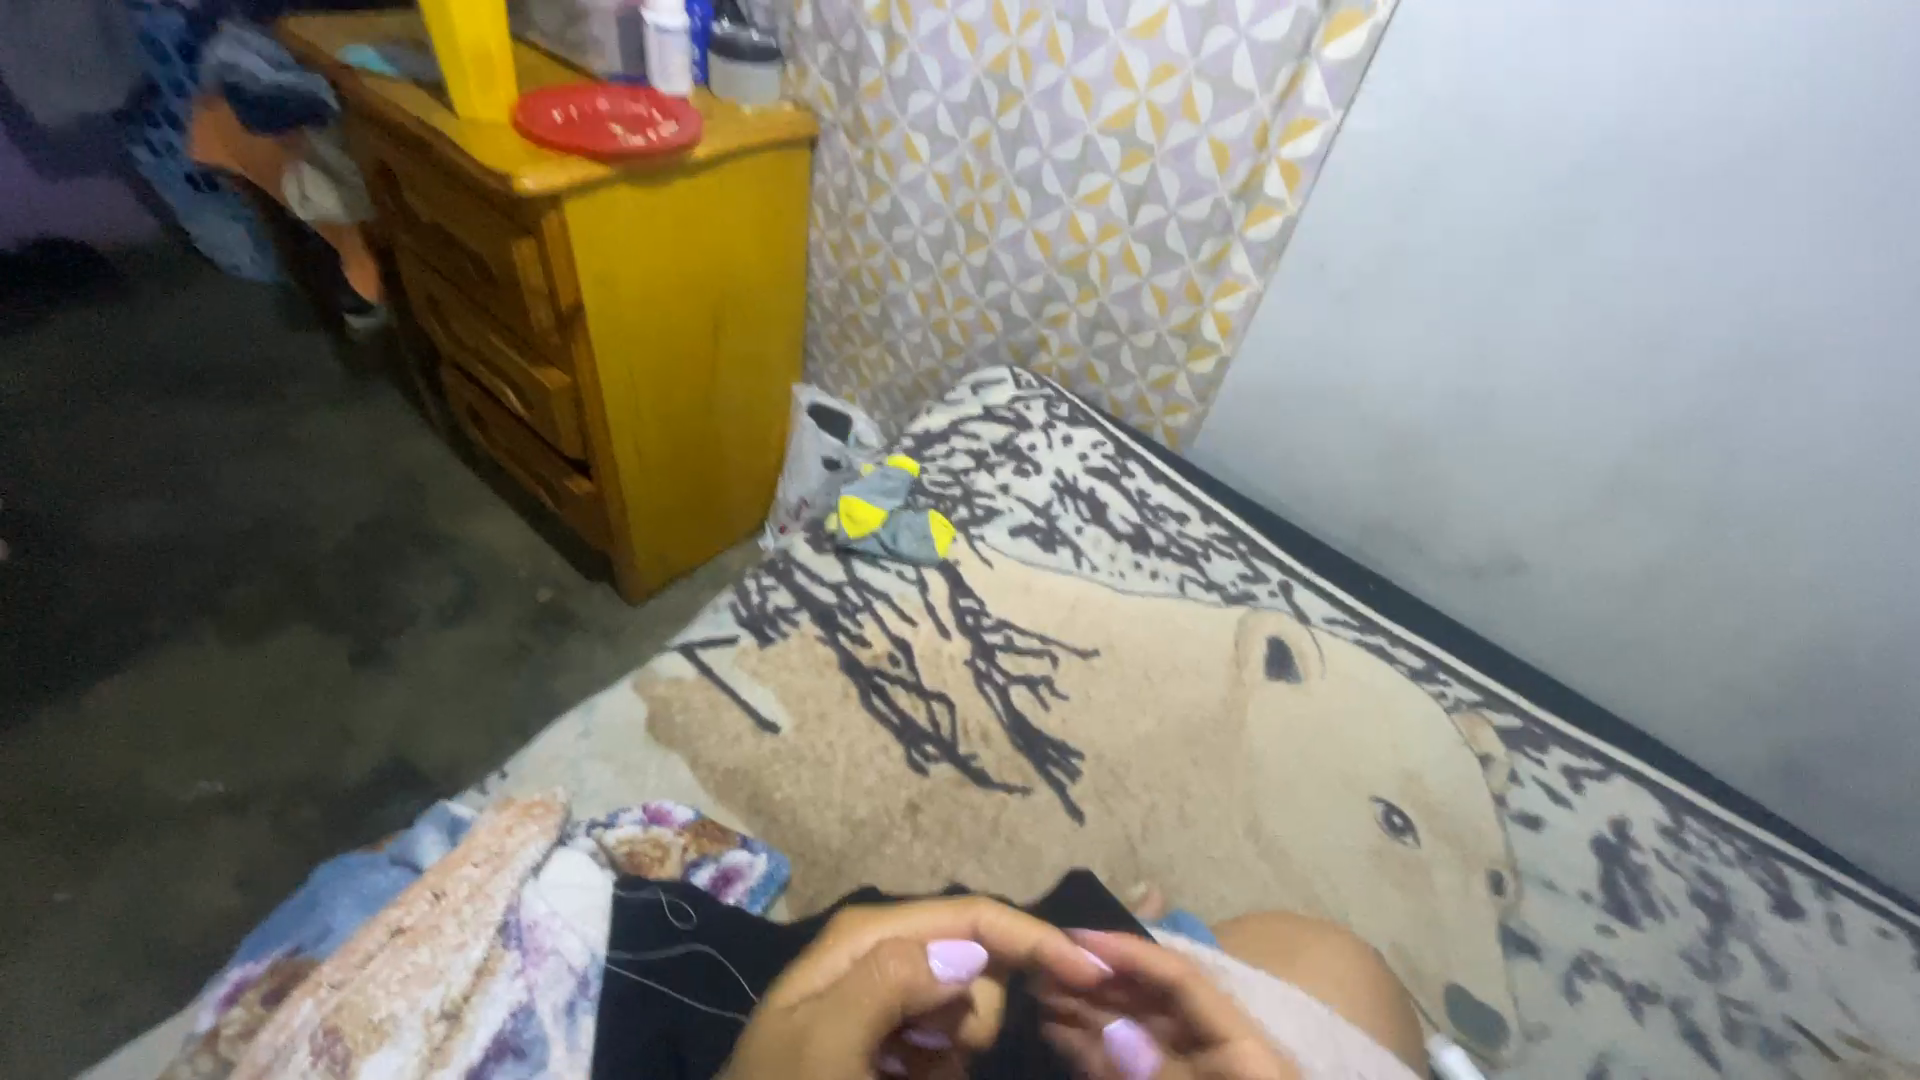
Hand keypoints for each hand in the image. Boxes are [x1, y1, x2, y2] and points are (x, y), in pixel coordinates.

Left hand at [718, 897, 1114, 1079]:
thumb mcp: (824, 1046)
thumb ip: (891, 984)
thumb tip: (966, 951)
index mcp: (869, 935)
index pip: (969, 915)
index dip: (1033, 936)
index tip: (1091, 973)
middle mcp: (884, 948)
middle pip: (976, 958)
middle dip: (976, 1015)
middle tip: (924, 1060)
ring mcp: (889, 990)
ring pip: (969, 1005)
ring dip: (955, 1047)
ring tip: (905, 1073)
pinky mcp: (894, 1031)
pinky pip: (951, 1039)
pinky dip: (943, 1062)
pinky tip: (904, 1076)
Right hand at [1037, 930, 1297, 1079]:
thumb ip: (1162, 1077)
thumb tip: (1115, 1030)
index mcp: (1244, 1049)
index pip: (1182, 980)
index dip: (1129, 953)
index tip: (1075, 938)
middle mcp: (1220, 1053)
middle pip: (1154, 1001)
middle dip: (1099, 979)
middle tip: (1042, 963)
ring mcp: (1195, 1075)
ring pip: (1137, 1031)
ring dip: (1088, 1010)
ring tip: (1039, 991)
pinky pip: (1132, 1066)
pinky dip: (1095, 1051)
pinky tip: (1058, 1034)